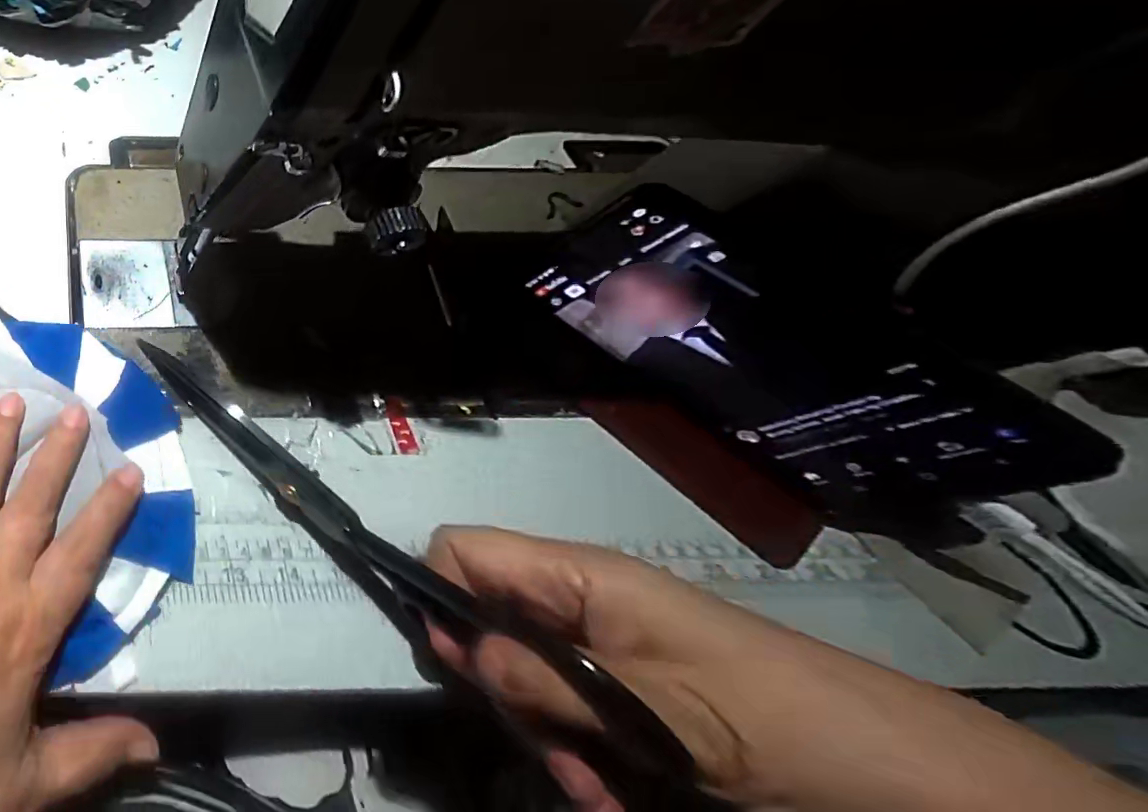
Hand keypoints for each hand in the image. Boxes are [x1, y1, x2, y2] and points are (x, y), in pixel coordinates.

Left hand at [0, 394, 156, 811]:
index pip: (82, 553)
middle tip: (75, 411)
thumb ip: (93, 751)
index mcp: (27, 625)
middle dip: (57, 453)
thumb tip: (154, 744)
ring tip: (11, 401)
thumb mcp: (26, 780)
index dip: (110, 510)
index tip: (130, 470)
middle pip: (32, 503)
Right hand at [424, 527, 1145, 811]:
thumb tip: (463, 650)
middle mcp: (573, 600)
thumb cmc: (770, 716)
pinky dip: (576, 757)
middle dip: (502, 689)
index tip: (453, 661)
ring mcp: (596, 645)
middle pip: (486, 621)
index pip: (465, 549)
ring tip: (597, 788)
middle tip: (549, 749)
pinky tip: (613, 796)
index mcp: (575, 574)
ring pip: (522, 677)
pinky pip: (564, 712)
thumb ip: (551, 676)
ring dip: (544, 735)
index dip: (441, 592)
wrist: (894, 776)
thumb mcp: (657, 706)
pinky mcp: (619, 690)